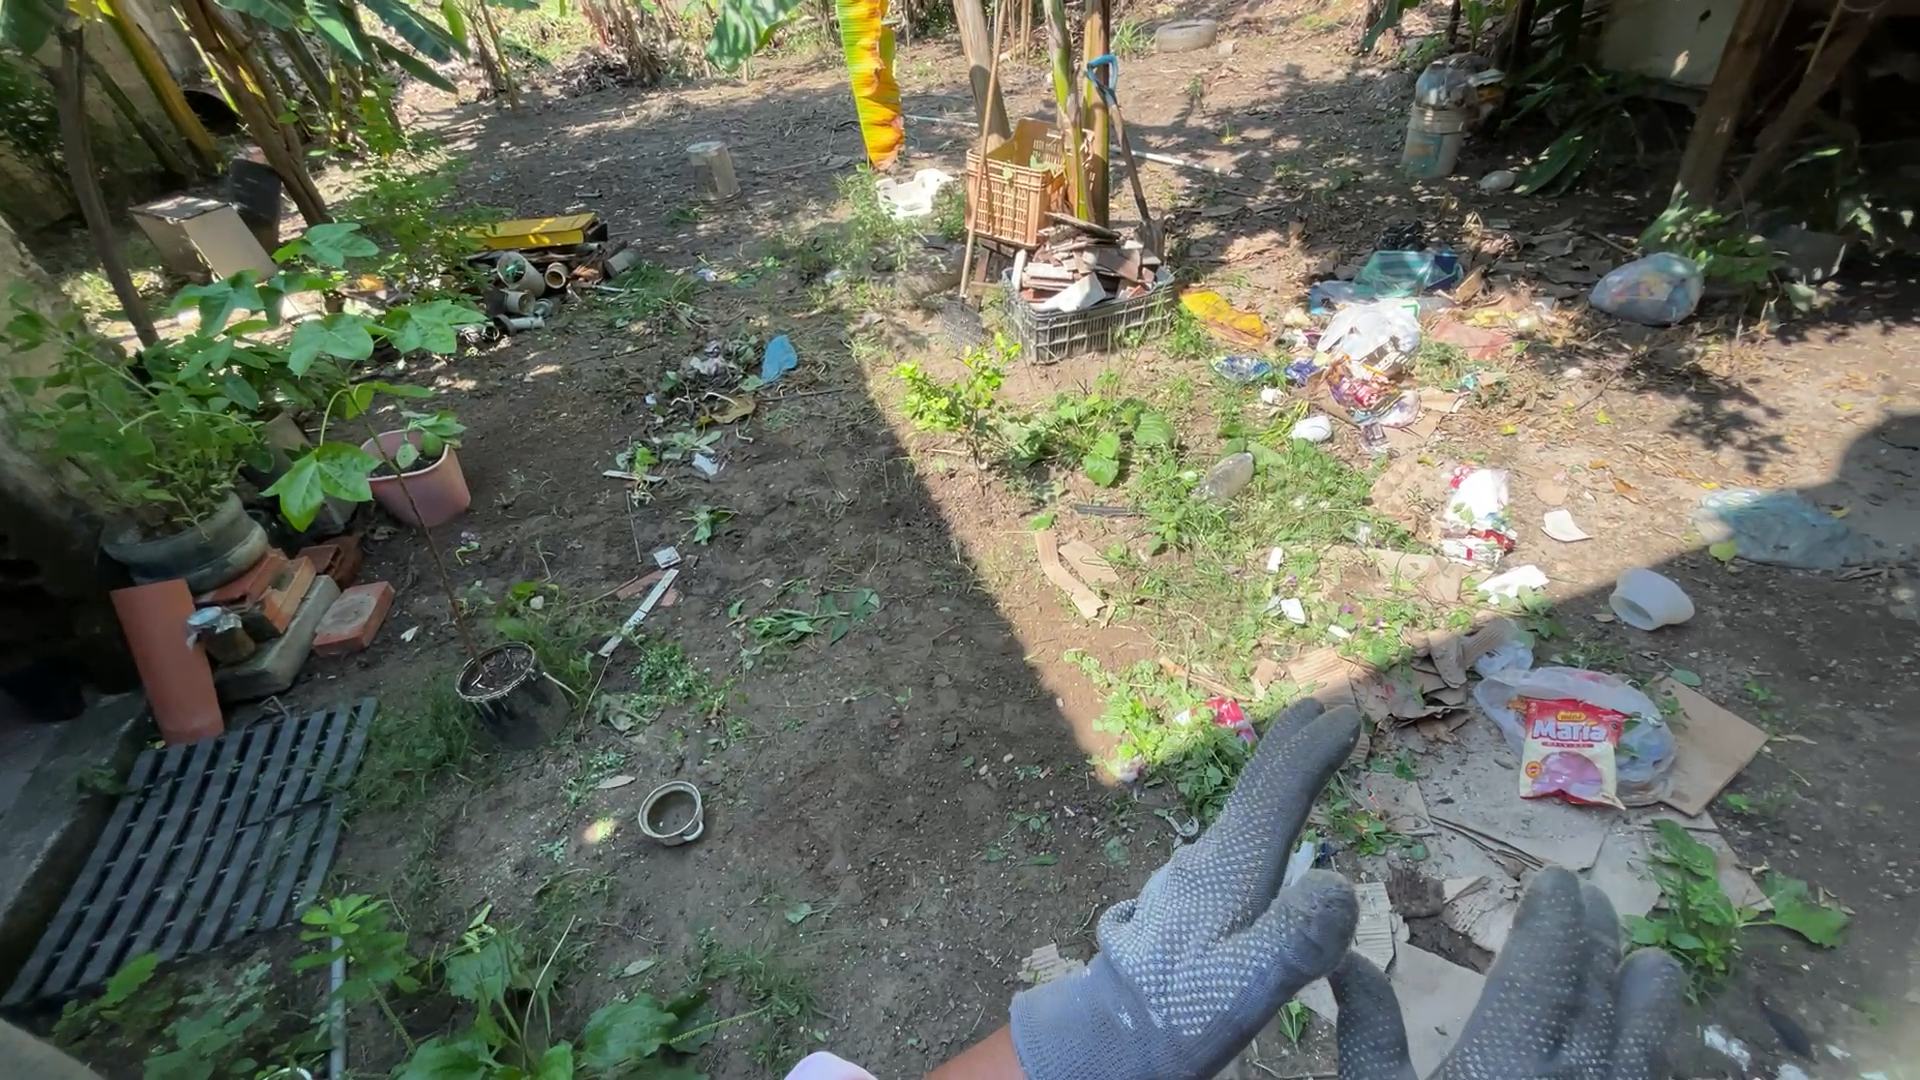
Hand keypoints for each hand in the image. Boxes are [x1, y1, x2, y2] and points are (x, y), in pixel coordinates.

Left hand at [1008, 700, 1363, 1079]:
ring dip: (1276, 772)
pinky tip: (1265, 824)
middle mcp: (1207, 856)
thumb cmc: (1179, 1009)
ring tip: (1302, 751)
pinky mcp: (1188, 890)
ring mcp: (1193, 870)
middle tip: (1323, 706)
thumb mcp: (1241, 987)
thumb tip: (1340, 883)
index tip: (1347, 716)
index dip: (1312, 753)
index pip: (1274, 796)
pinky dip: (1261, 808)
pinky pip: (1235, 831)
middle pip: (1254, 787)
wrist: (1112, 1025)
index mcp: (1226, 869)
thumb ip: (1292, 939)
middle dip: (1290, 743)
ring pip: (1242, 806)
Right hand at [1330, 866, 1685, 1079]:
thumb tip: (1343, 952)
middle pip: (1596, 1001)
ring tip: (1657, 963)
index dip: (1553, 922)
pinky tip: (1646, 1054)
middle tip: (1598, 900)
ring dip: (1647, 1004)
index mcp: (1507, 1064)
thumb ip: (1368, 1028)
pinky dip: (1649, 1064)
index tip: (1558, 881)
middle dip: (1597, 944)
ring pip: (1639, 1055)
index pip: (1541, 972)